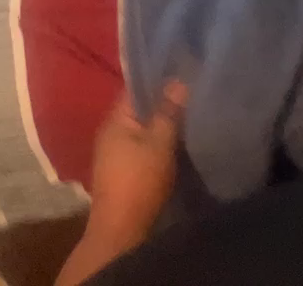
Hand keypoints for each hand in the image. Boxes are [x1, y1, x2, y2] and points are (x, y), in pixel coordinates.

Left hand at [85, 80, 186, 241]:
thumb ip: (168, 111)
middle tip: (191, 91)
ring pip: (142, 128)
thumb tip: (178, 80)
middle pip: (140, 109)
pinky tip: (176, 141)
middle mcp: (111, 132)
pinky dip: (158, 141)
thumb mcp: (159, 142)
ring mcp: (114, 153)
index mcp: (115, 120)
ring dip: (161, 123)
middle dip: (163, 101)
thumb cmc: (139, 181)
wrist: (120, 233)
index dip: (158, 78)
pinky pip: (143, 145)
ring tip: (188, 114)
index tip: (182, 69)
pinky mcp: (122, 171)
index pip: (137, 88)